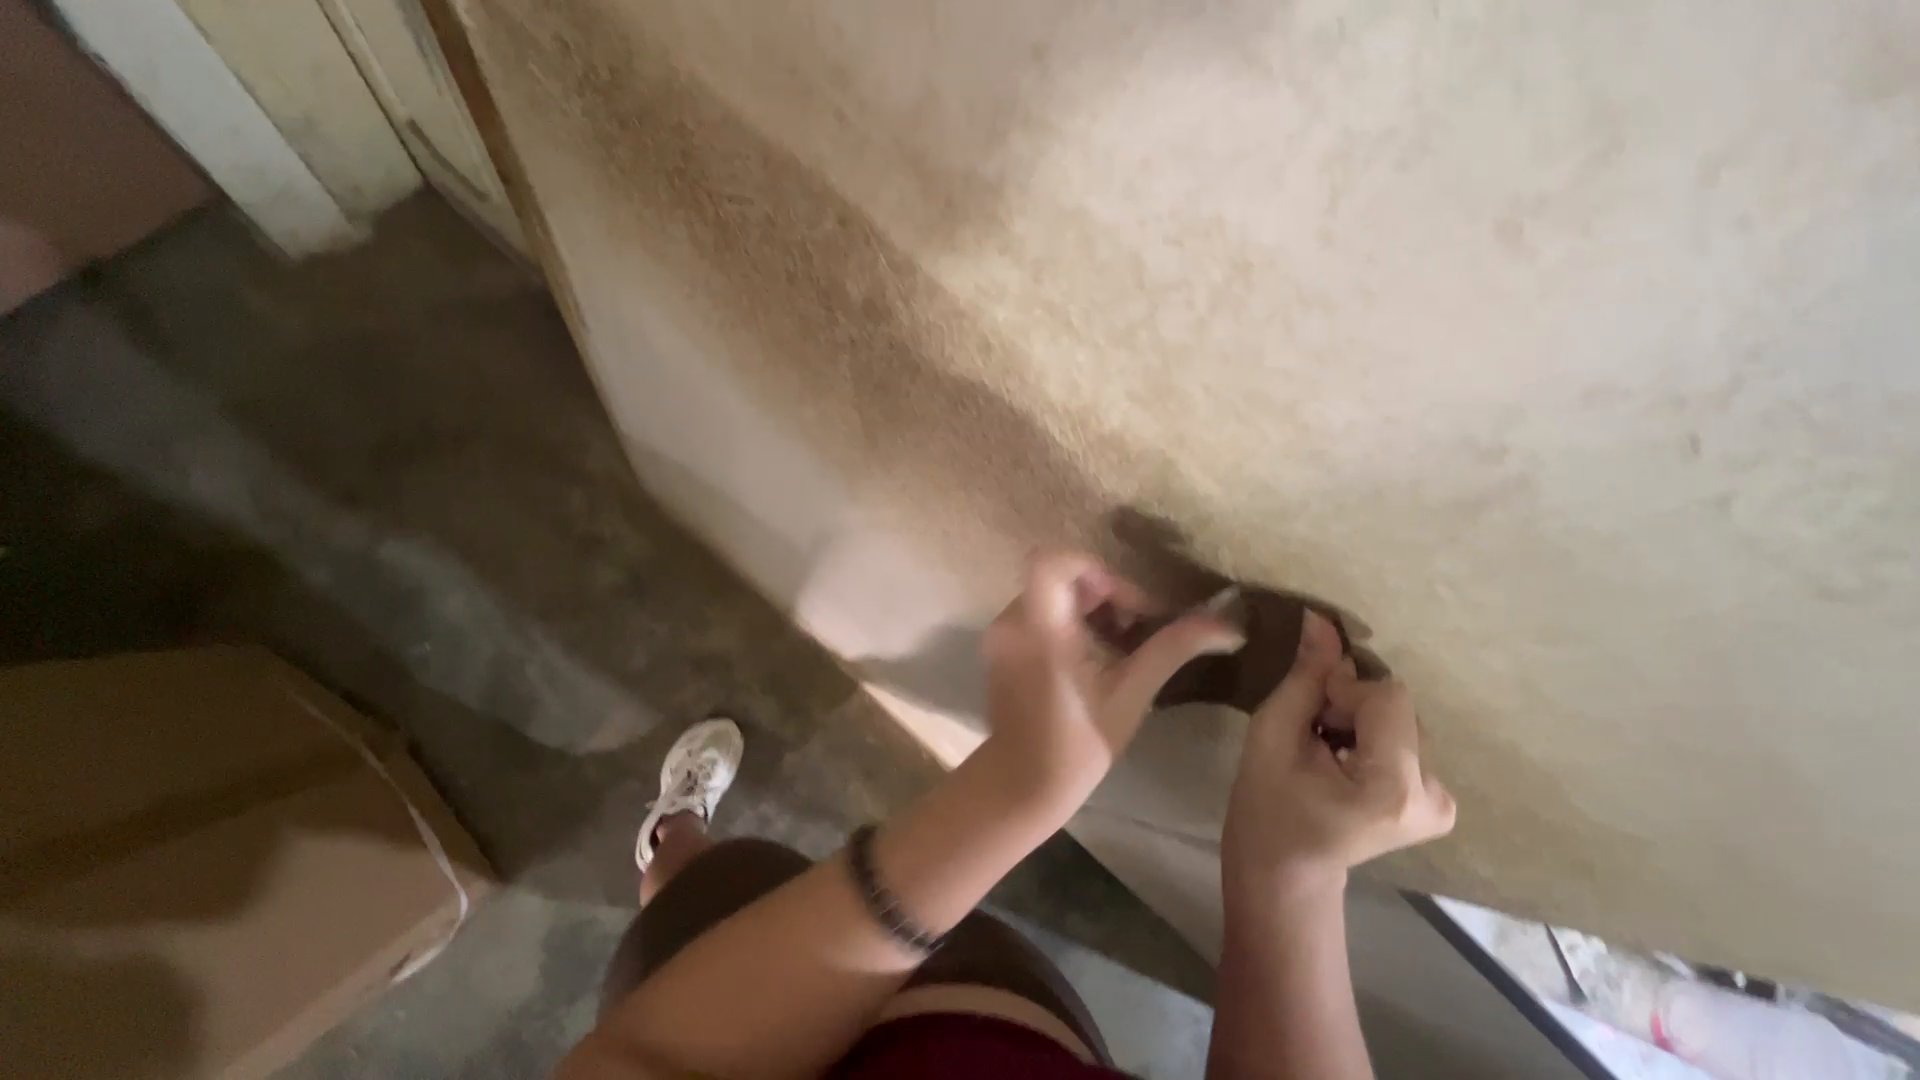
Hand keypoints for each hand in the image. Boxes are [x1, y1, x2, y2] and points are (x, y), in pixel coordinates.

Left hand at [978, 550, 1244, 806]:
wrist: (1023, 783)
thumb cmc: (1081, 742)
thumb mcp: (1133, 692)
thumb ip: (1175, 647)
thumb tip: (1230, 627)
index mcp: (1041, 627)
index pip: (1053, 560)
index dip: (1097, 569)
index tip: (1126, 605)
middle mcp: (1012, 620)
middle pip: (1061, 577)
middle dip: (1104, 596)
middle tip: (1135, 631)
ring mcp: (1000, 633)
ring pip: (1050, 595)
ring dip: (1089, 611)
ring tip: (1118, 649)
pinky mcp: (998, 647)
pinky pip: (1037, 614)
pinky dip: (1067, 625)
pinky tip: (1091, 661)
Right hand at [1222, 610, 1454, 896]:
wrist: (1285, 869)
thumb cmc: (1266, 806)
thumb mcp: (1272, 735)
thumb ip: (1306, 677)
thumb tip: (1321, 619)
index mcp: (1395, 788)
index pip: (1387, 697)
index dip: (1342, 690)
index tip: (1309, 714)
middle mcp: (1435, 795)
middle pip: (1398, 706)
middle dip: (1351, 705)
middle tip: (1313, 734)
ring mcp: (1444, 802)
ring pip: (1402, 719)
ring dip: (1361, 719)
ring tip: (1328, 749)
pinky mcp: (1441, 801)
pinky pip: (1407, 738)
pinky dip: (1373, 736)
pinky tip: (1345, 760)